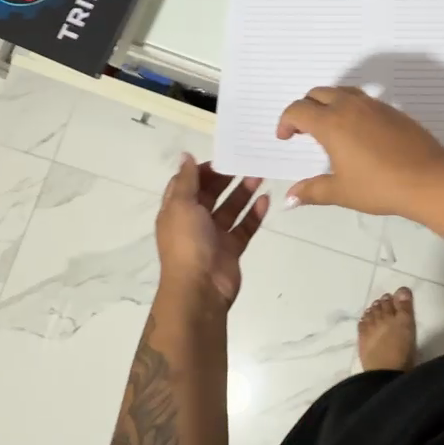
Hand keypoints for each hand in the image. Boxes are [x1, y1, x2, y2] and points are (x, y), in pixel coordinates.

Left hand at [156, 155, 267, 308]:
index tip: (221, 158)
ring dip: (243, 192)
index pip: (188, 184)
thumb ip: (187, 180)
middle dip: (226, 178)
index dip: (202, 170)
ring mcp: (214, 237)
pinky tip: (266, 199)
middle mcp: (194, 222)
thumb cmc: (186, 242)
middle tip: (246, 162)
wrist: (199, 289)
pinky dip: (254, 214)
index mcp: (177, 211)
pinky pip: (244, 227)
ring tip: (260, 175)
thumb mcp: (181, 205)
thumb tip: (185, 155)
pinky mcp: (231, 250)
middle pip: (211, 194)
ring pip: (230, 209)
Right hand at [276, 87, 443, 216]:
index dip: (286, 121)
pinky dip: (349, 107)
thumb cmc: (379, 186)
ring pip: (341, 91)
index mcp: (331, 123)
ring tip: (329, 126)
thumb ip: (312, 191)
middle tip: (303, 131)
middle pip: (317, 93)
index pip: (298, 110)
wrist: (428, 178)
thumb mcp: (341, 192)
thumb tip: (289, 199)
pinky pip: (362, 99)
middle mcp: (349, 106)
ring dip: (328, 103)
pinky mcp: (391, 110)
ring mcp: (372, 105)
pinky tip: (357, 131)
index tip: (285, 138)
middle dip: (305, 108)